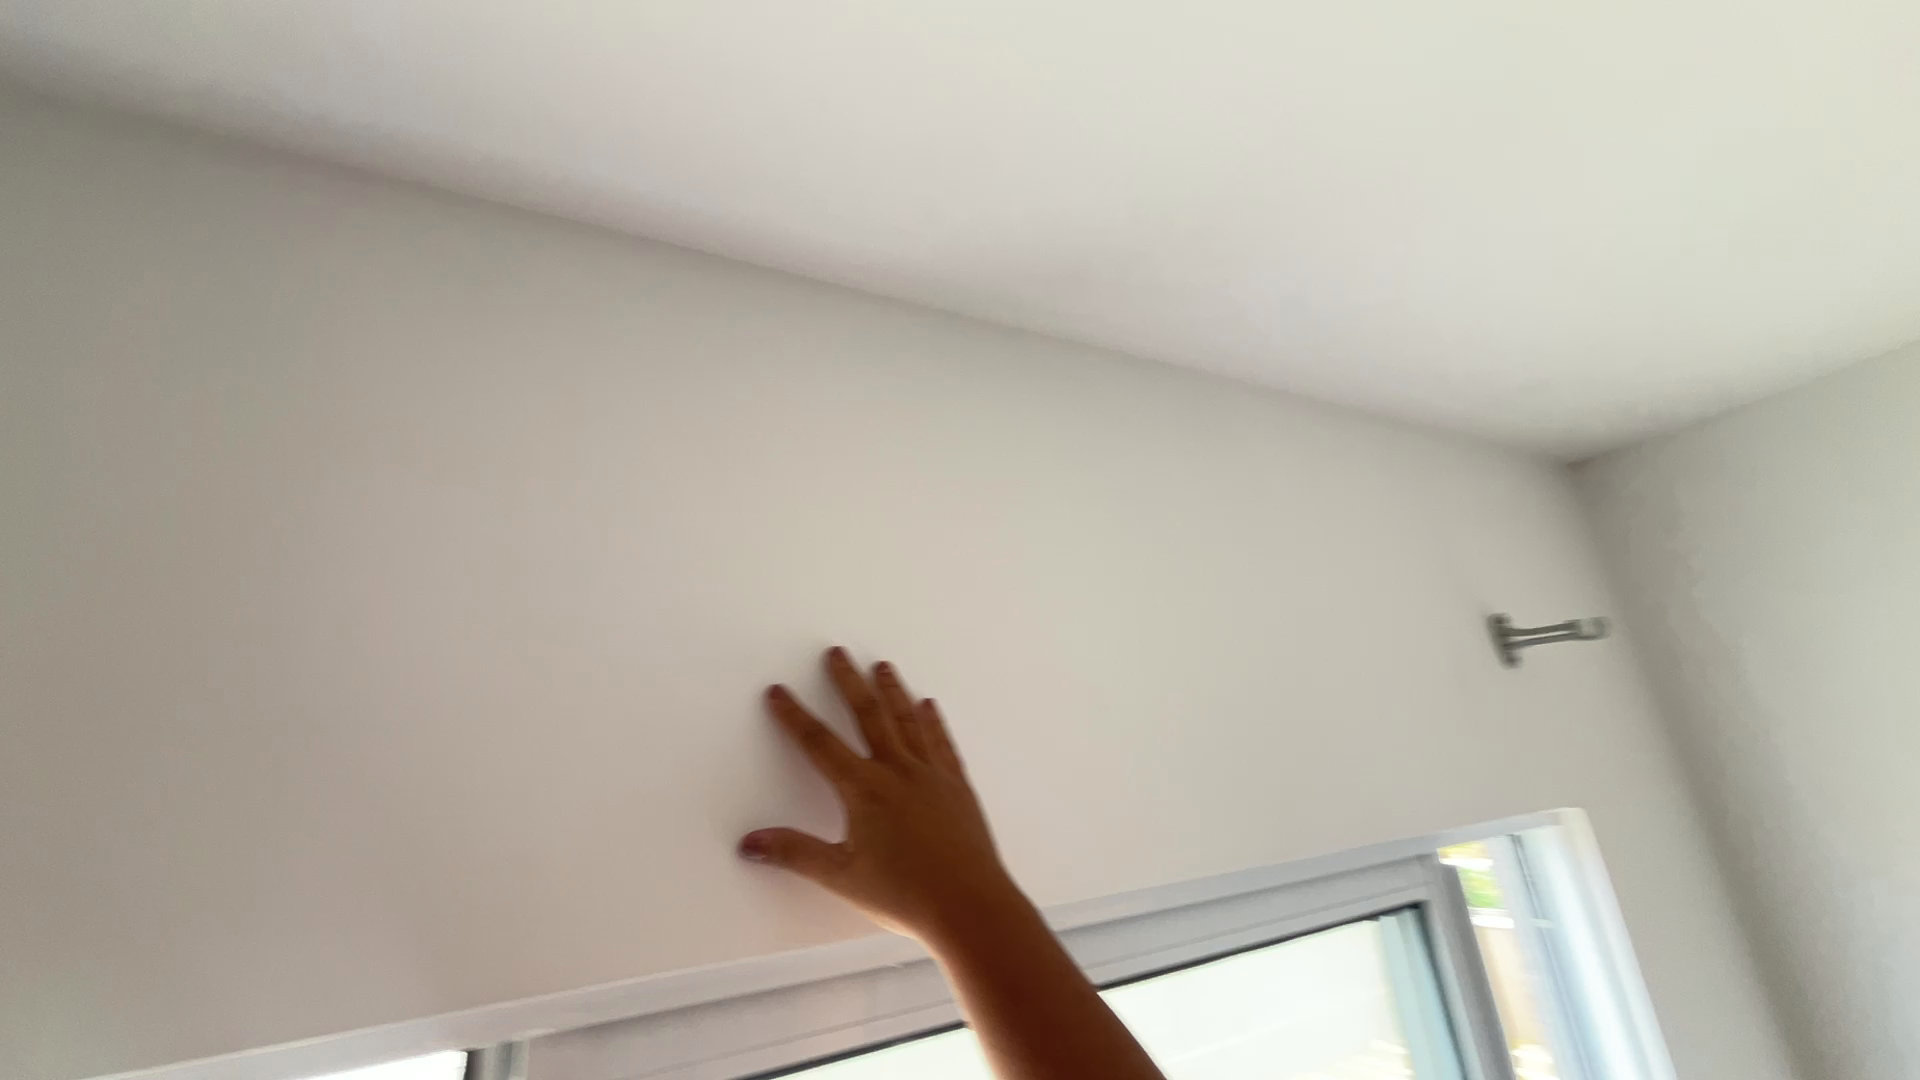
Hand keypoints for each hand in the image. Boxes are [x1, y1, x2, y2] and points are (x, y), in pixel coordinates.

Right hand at [739, 647, 1030, 947]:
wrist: (970, 905)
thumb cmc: (904, 894)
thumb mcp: (841, 876)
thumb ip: (794, 853)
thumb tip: (748, 842)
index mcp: (864, 789)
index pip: (819, 744)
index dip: (795, 716)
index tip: (779, 691)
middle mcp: (897, 770)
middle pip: (867, 715)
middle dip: (848, 682)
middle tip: (837, 653)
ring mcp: (931, 773)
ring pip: (907, 720)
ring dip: (892, 691)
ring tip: (882, 666)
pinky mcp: (956, 784)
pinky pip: (941, 742)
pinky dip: (932, 721)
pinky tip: (928, 705)